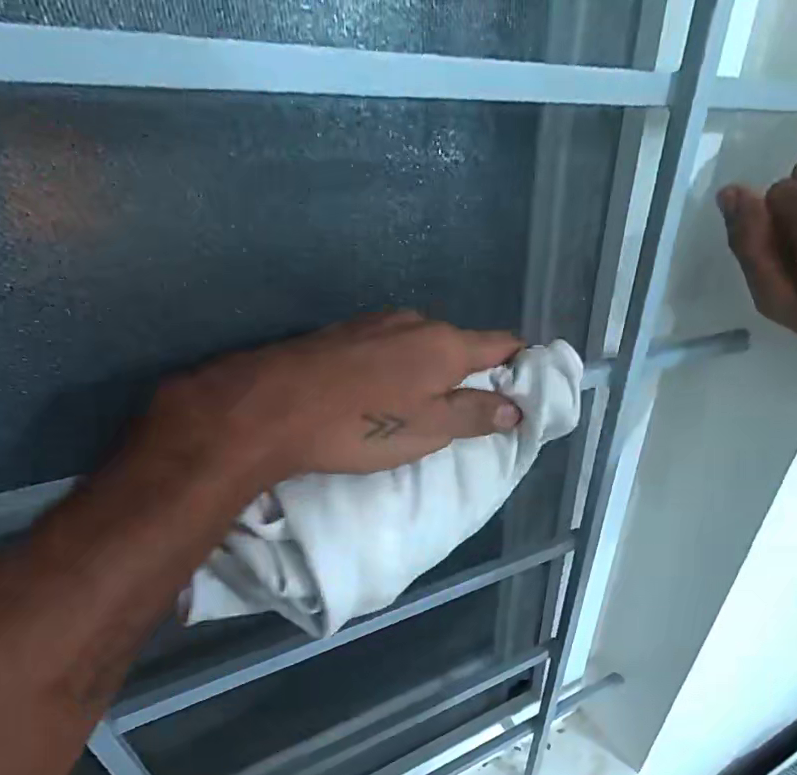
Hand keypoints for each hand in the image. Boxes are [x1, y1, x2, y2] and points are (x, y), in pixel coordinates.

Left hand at [130, 311, 525, 484]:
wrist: (270, 408)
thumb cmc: (359, 426)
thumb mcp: (429, 430)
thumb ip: (476, 414)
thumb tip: (517, 406)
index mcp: (443, 343)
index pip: (500, 343)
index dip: (520, 363)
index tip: (527, 387)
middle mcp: (413, 321)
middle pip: (459, 343)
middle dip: (472, 371)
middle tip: (471, 410)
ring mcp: (374, 323)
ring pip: (420, 345)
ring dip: (431, 371)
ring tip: (424, 406)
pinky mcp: (342, 334)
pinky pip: (388, 348)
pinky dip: (399, 369)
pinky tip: (382, 394)